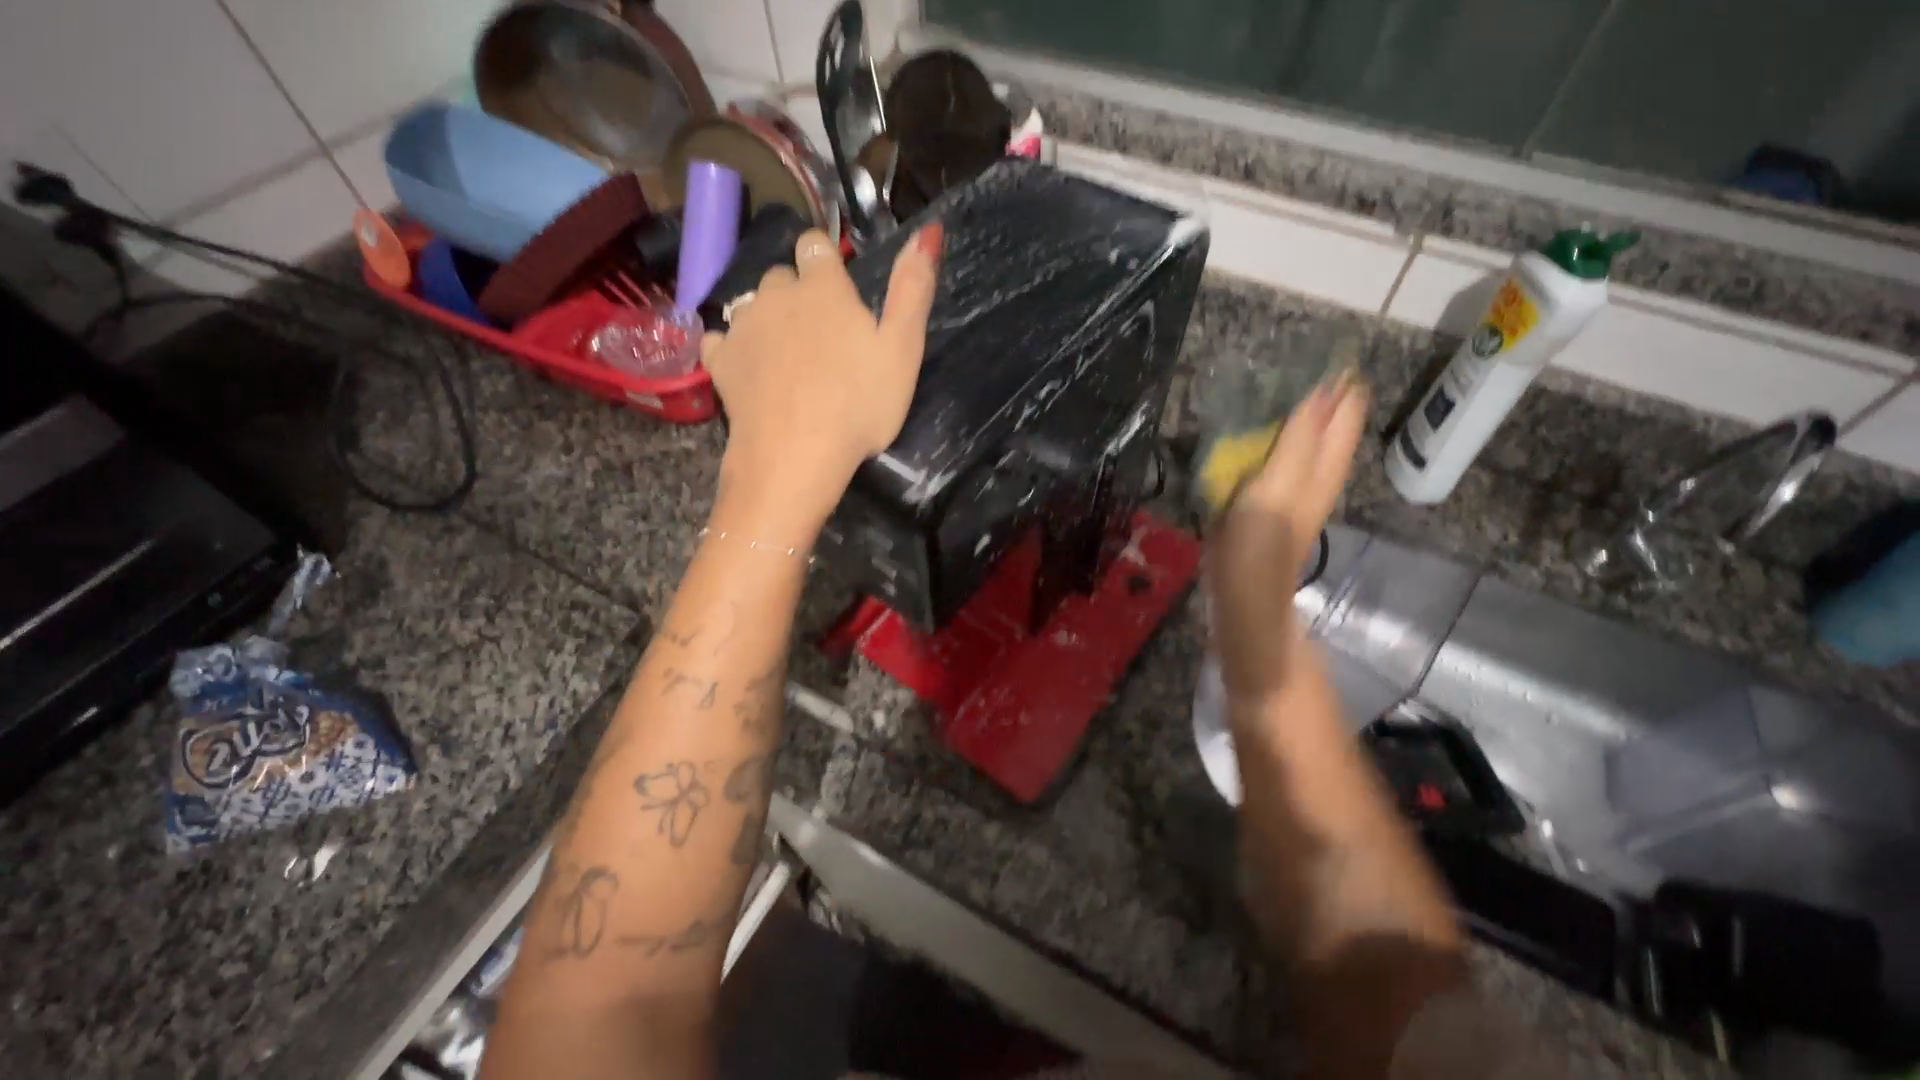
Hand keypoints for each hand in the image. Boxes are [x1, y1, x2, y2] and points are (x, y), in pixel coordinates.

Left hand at [701, 225, 942, 544]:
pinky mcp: (719, 360)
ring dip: (767, 319)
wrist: (795, 455)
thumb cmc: (860, 403)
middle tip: (821, 336)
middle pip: (782, 277)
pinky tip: (750, 369)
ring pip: (751, 306)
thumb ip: (913, 288)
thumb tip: (928, 228)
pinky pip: (720, 339)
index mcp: (823, 287)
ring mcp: (742, 327)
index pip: (815, 245)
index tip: (838, 289)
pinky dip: (733, 347)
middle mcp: (776, 294)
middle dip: (797, 294)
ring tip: (787, 358)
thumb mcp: (903, 348)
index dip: (825, 261)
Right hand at [1207, 370, 1368, 705]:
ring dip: (1296, 413)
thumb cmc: (1261, 543)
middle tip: (1297, 357)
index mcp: (1324, 466)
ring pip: (1305, 440)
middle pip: (1330, 423)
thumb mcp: (1279, 483)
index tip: (1325, 345)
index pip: (1343, 410)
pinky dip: (1273, 438)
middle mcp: (1317, 474)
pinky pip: (1279, 457)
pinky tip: (1255, 433)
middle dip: (1321, 390)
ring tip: (1277, 384)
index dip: (1340, 379)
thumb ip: (1299, 437)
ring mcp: (1295, 490)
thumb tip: (1324, 388)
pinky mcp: (1271, 504)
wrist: (1244, 601)